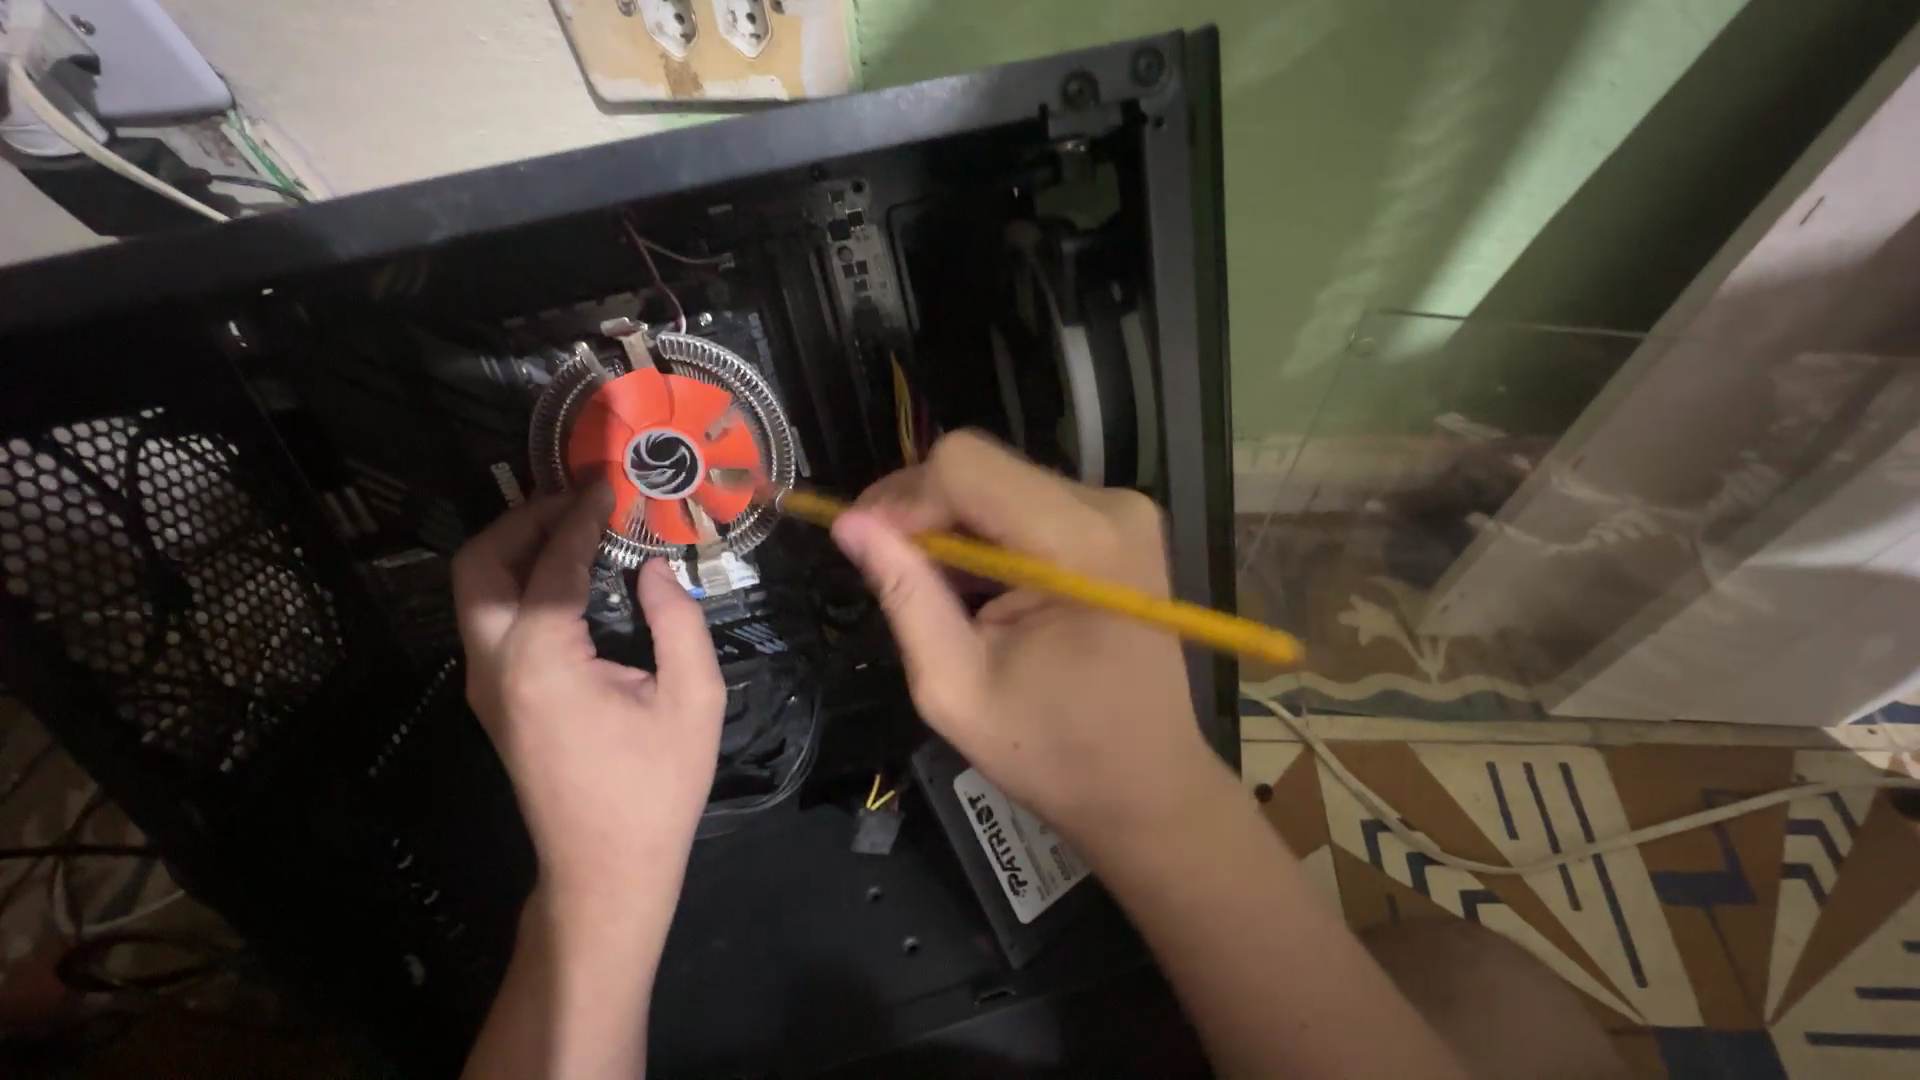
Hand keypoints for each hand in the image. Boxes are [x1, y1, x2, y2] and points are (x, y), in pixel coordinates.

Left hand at [452, 486, 725, 916]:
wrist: (606, 867)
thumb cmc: (656, 786)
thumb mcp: (693, 699)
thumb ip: (678, 621)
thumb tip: (654, 570)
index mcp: (544, 662)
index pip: (554, 564)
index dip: (581, 517)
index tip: (609, 485)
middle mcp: (496, 666)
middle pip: (478, 567)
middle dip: (522, 520)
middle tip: (575, 501)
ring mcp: (486, 686)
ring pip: (474, 594)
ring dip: (515, 549)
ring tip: (573, 528)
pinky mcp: (494, 701)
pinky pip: (491, 621)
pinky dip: (519, 583)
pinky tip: (569, 579)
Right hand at [830, 432, 1228, 852]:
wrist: (1146, 783)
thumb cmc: (1054, 752)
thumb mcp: (955, 687)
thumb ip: (905, 595)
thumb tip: (848, 523)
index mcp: (1081, 544)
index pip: (965, 466)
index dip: (904, 499)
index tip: (867, 545)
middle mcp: (1111, 508)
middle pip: (984, 468)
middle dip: (921, 509)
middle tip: (884, 563)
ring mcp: (1122, 512)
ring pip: (1001, 481)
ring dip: (952, 523)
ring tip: (925, 583)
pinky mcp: (1117, 526)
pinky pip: (1027, 504)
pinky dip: (986, 534)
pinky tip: (971, 583)